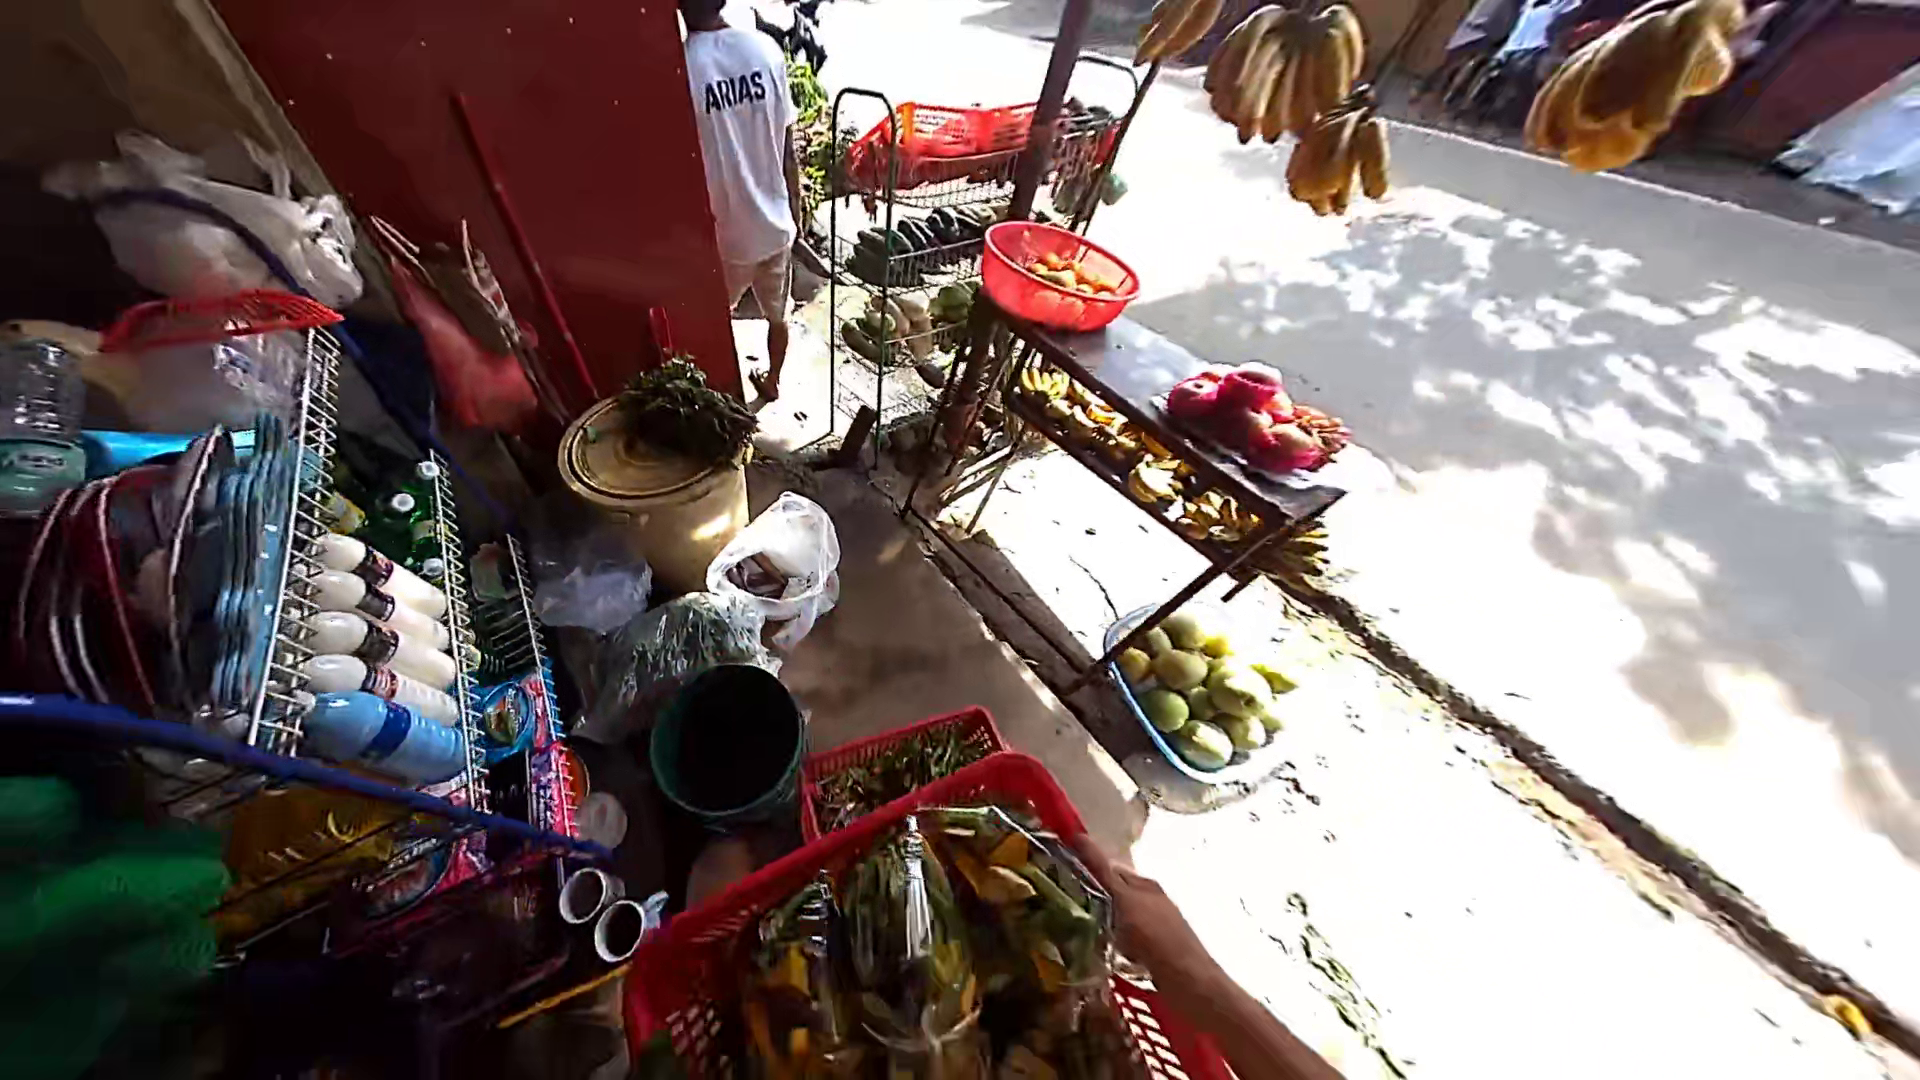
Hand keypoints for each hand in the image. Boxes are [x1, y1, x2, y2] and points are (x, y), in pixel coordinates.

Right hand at [1071, 836, 1227, 1004]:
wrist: (1191, 984)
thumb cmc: (1154, 936)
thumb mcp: (1123, 899)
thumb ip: (1101, 871)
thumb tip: (1078, 835)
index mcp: (1145, 883)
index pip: (1110, 868)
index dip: (1088, 871)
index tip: (1063, 879)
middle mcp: (1152, 900)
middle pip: (1116, 894)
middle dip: (1094, 899)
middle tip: (1067, 908)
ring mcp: (1158, 926)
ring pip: (1121, 919)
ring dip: (1104, 924)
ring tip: (1081, 933)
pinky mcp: (1159, 952)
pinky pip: (1129, 941)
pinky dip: (1116, 944)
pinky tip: (1106, 954)